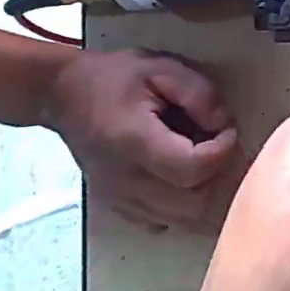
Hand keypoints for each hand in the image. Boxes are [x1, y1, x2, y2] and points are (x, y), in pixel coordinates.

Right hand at [46, 50, 239, 229]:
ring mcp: (121, 201)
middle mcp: (126, 181)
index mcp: (134, 141)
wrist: (64, 96)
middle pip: (194, 205)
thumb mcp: (162, 68)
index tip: (226, 130)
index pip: (192, 168)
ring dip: (208, 195)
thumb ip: (199, 94)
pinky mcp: (120, 210)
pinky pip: (168, 222)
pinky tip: (187, 179)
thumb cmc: (115, 77)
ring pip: (184, 221)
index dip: (221, 152)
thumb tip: (226, 125)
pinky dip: (188, 207)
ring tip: (208, 162)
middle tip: (222, 148)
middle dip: (221, 178)